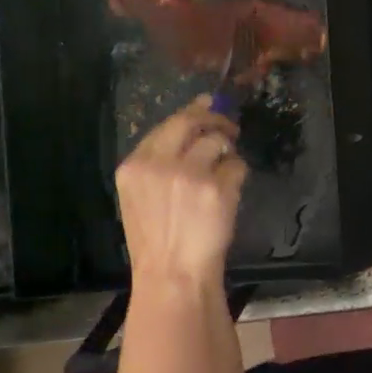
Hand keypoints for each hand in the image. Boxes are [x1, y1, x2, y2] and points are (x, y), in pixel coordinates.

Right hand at [114, 96, 246, 287]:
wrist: (171, 268)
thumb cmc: (158, 234)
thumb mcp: (142, 193)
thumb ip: (161, 160)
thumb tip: (192, 126)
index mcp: (133, 166)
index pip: (168, 124)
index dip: (193, 112)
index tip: (208, 104)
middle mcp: (158, 164)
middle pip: (194, 121)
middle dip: (217, 119)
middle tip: (229, 127)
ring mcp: (189, 174)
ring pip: (220, 142)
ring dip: (228, 153)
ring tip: (222, 173)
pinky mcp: (217, 186)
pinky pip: (238, 165)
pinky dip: (238, 175)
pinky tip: (227, 193)